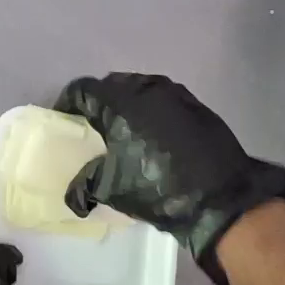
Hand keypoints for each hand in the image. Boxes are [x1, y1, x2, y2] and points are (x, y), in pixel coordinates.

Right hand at [54, 72, 284, 284]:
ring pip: (141, 90)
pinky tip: (152, 136)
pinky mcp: (197, 107)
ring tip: (122, 131)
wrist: (220, 198)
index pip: (84, 90)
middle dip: (98, 102)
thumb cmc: (156, 188)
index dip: (68, 103)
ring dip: (127, 106)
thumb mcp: (111, 188)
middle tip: (91, 126)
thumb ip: (84, 185)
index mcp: (121, 102)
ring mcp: (177, 95)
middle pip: (112, 85)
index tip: (64, 120)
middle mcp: (148, 89)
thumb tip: (73, 197)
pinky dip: (151, 113)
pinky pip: (164, 101)